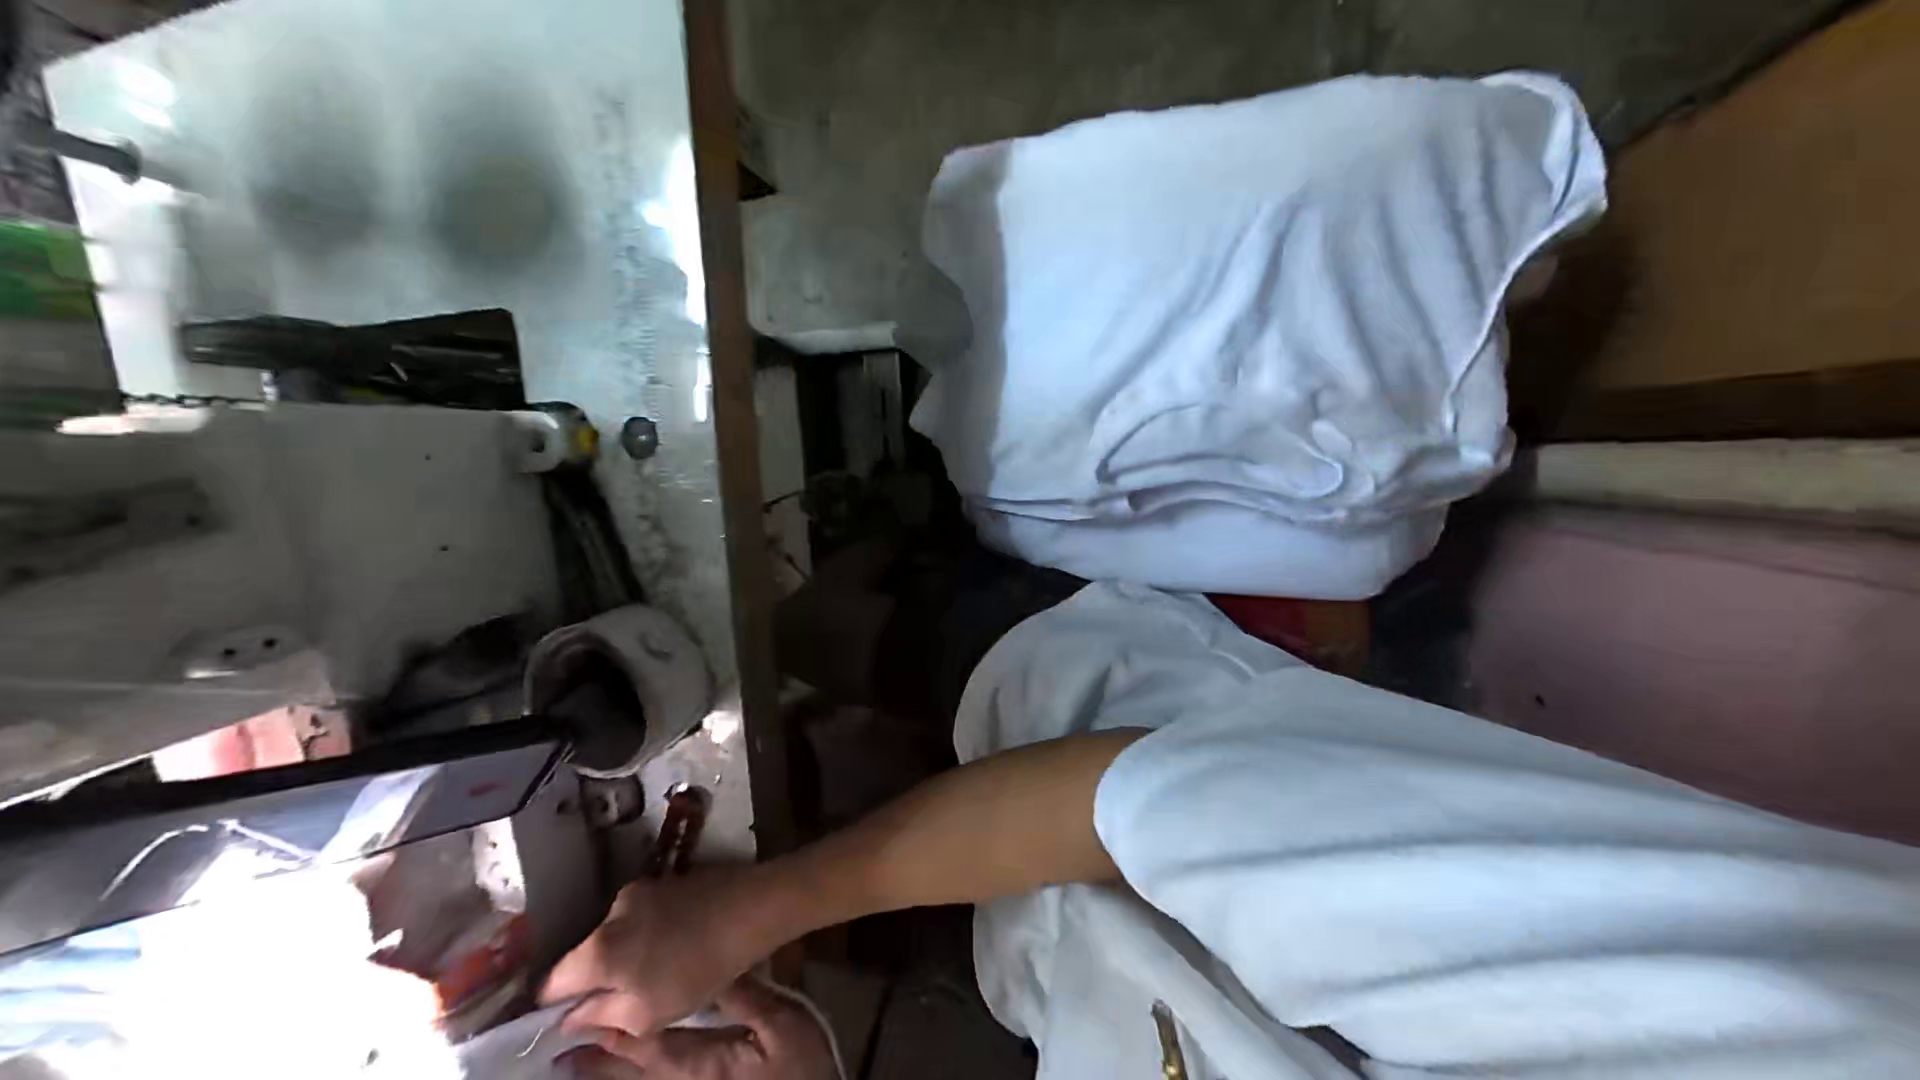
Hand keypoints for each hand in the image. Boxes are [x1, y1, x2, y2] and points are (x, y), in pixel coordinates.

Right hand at [542, 868, 789, 1037]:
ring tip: (661, 968)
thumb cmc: (700, 967)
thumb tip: (570, 1017)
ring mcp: (642, 889)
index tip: (570, 1019)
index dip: (556, 1006)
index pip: (552, 983)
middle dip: (597, 978)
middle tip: (623, 999)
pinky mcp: (669, 878)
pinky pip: (644, 914)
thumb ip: (600, 1018)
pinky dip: (650, 932)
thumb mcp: (647, 1013)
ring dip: (628, 953)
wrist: (753, 907)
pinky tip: (678, 943)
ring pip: (618, 932)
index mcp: (598, 948)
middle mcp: (612, 911)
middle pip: (586, 954)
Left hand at [563, 978, 837, 1079]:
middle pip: (640, 1072)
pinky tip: (628, 1075)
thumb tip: (707, 968)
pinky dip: (639, 1079)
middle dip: (601, 1061)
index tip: (582, 1022)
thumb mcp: (783, 1025)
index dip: (617, 1035)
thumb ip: (745, 998)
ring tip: (575, 1067)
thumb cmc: (802, 1066)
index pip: (652, 1047)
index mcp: (705, 1065)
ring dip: (611, 1074)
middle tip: (561, 1055)